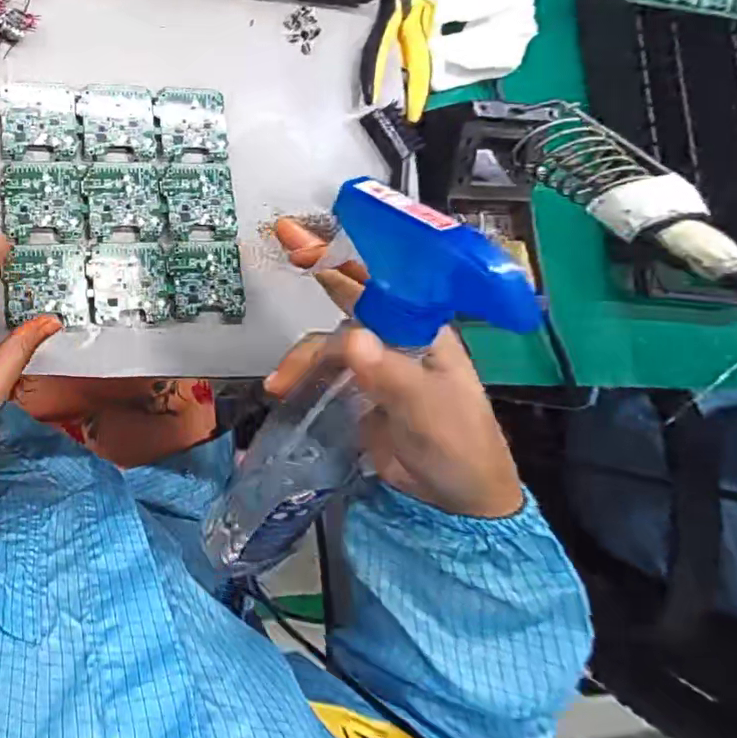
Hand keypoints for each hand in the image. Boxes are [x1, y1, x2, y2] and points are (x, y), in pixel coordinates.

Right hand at [264, 220, 523, 518]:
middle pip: (351, 295)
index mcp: (422, 332)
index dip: (350, 256)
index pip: (384, 283)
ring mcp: (371, 363)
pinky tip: (281, 390)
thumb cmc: (457, 446)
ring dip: (298, 358)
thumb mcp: (429, 410)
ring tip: (278, 386)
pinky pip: (317, 370)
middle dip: (319, 267)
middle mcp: (395, 338)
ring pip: (325, 342)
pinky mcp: (351, 388)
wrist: (454, 498)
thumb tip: (352, 341)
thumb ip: (391, 375)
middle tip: (285, 240)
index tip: (315, 239)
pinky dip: (296, 376)